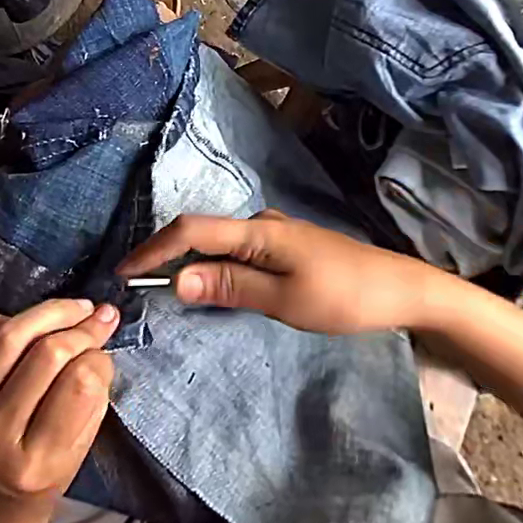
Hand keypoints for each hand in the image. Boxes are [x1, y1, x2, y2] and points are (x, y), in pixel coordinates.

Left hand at [0, 299, 117, 519]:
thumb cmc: (45, 478)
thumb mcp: (83, 447)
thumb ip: (93, 392)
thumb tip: (100, 328)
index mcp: (37, 462)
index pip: (80, 383)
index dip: (100, 357)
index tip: (107, 352)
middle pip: (47, 354)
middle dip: (83, 328)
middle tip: (101, 318)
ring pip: (8, 337)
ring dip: (50, 311)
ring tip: (75, 308)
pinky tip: (12, 320)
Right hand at [117, 211, 455, 334]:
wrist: (399, 289)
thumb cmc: (344, 296)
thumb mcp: (284, 299)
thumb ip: (231, 286)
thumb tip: (177, 278)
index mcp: (260, 231)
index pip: (192, 231)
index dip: (154, 249)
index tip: (123, 274)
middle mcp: (262, 223)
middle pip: (202, 233)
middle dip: (166, 255)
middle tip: (138, 287)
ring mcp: (276, 233)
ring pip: (220, 243)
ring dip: (191, 262)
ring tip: (164, 289)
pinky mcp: (286, 246)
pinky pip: (238, 251)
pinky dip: (216, 266)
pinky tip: (211, 285)